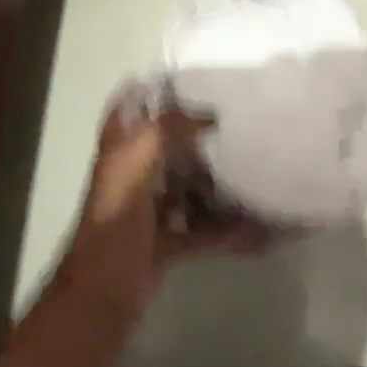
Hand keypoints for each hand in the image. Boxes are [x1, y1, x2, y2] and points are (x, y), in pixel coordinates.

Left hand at [48, 97, 268, 323]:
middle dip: (199, 130)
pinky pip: (205, 228)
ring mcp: (152, 210)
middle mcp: (135, 175)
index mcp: (120, 153)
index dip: (153, 87)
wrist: (104, 295)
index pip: (130, 106)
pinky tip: (262, 228)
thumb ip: (165, 133)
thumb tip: (207, 110)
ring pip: (190, 185)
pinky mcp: (169, 240)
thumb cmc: (115, 224)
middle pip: (168, 144)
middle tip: (241, 114)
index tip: (193, 72)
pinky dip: (230, 230)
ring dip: (218, 179)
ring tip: (258, 161)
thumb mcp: (134, 168)